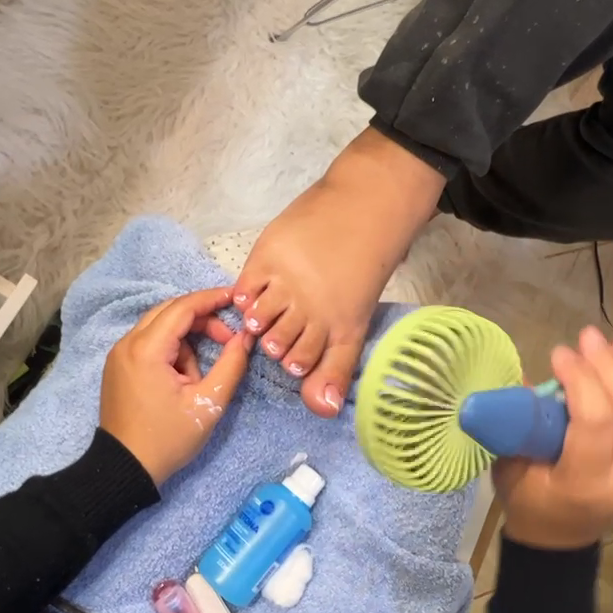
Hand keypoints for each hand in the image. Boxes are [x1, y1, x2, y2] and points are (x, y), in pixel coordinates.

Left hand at [100, 287, 252, 485]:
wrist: (125, 468)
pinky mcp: (118, 366)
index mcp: (146, 349)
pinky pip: (149, 343)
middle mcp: (127, 343)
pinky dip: (170, 351)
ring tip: (198, 377)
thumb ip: (231, 365)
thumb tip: (246, 337)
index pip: (183, 308)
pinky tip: (182, 378)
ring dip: (185, 340)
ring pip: (159, 327)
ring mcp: (119, 354)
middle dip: (202, 319)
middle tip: (228, 338)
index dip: (212, 299)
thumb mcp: (208, 404)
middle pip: (170, 311)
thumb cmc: (167, 439)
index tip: (237, 298)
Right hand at [233, 127, 443, 416]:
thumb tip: (322, 407)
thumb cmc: (368, 258)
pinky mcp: (269, 257)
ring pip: (261, 321)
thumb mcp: (360, 314)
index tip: (294, 363)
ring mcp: (289, 283)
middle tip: (276, 339)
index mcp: (343, 326)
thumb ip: (338, 360)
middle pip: (282, 346)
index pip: (311, 365)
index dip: (299, 368)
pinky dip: (245, 297)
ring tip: (262, 318)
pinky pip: (246, 290)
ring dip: (259, 324)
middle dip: (278, 347)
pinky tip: (252, 295)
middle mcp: (315, 310)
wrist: (366, 204)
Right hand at [496, 326, 612, 550]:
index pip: (594, 422)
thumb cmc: (526, 500)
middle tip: (590, 336)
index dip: (582, 380)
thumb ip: (523, 425)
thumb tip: (531, 376)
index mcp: (584, 486)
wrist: (558, 539)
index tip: (559, 353)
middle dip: (611, 367)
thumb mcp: (510, 465)